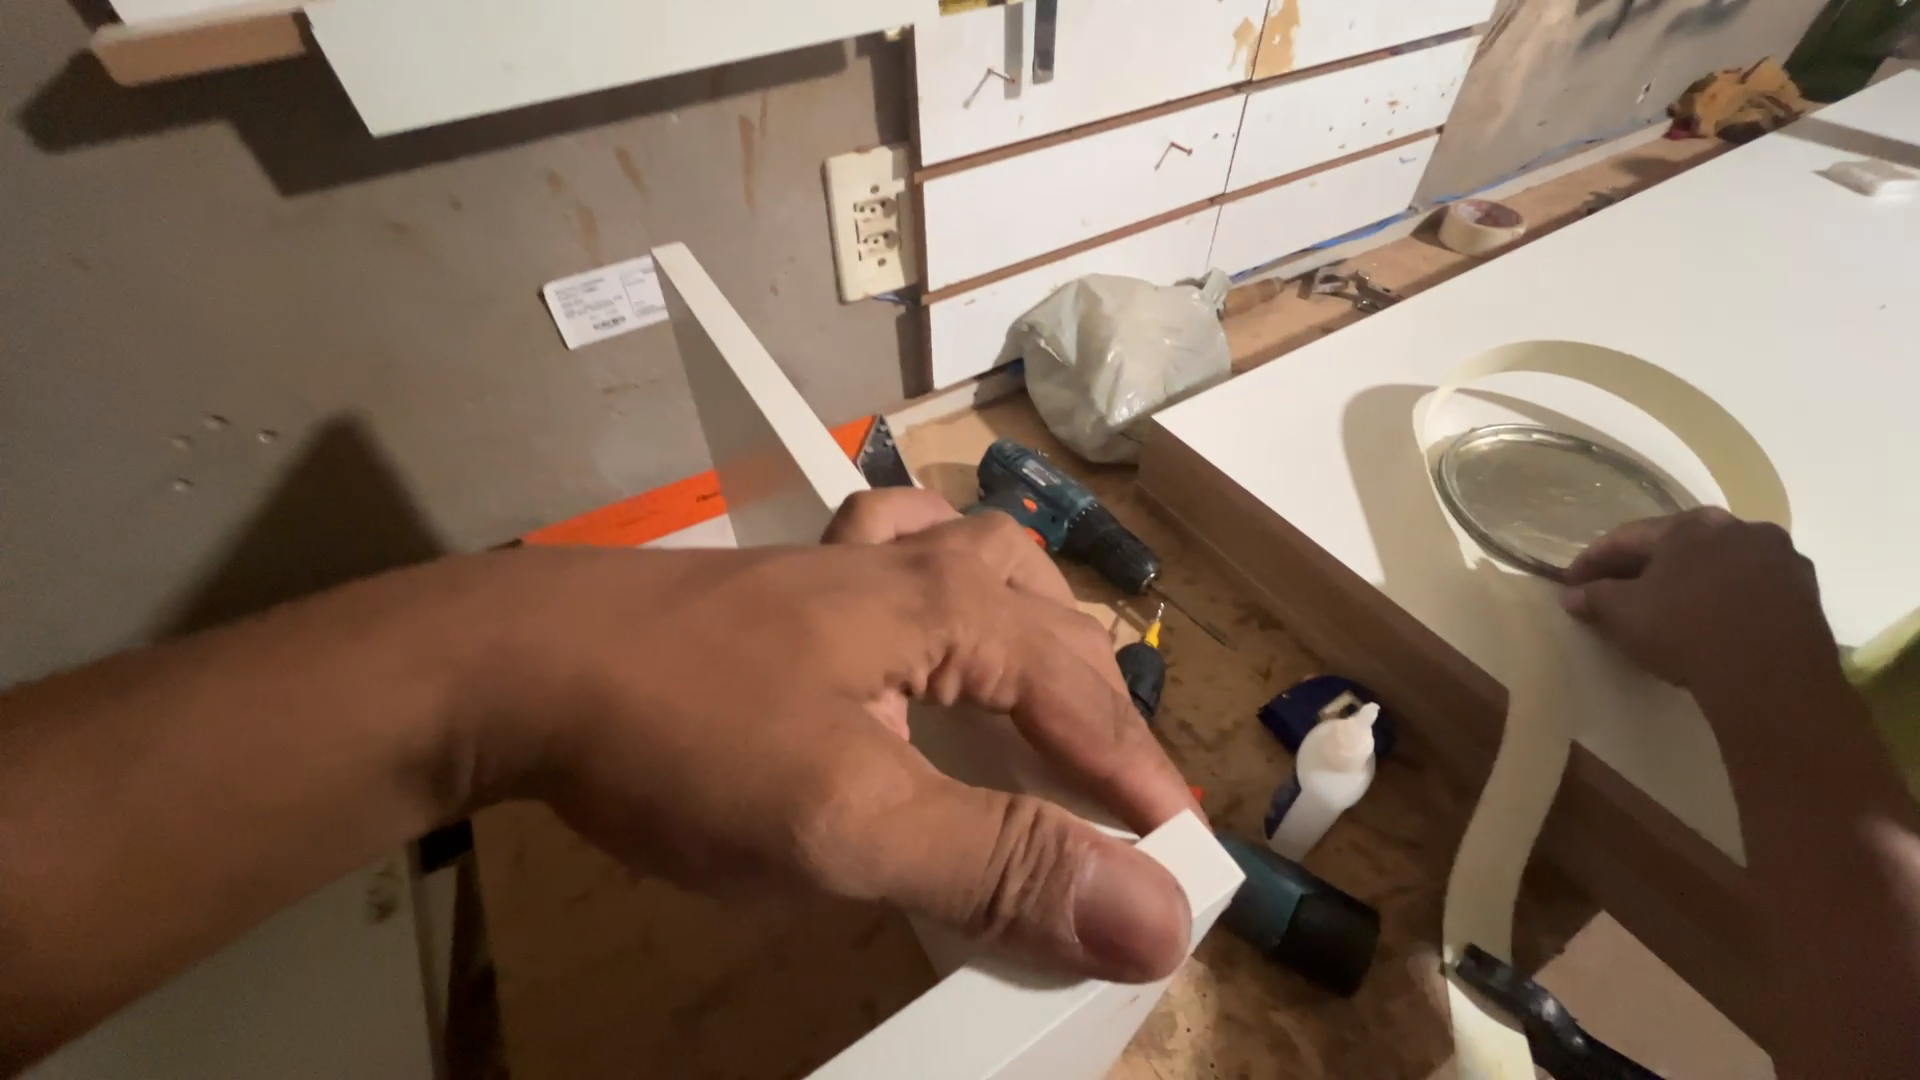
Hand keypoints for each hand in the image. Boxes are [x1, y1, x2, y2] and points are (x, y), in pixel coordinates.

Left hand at [481, 489, 1198, 982]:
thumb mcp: (850, 822)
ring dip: (1043, 626)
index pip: (1083, 700)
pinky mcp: (809, 571)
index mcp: (952, 611)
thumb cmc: (690, 739)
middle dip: (1102, 711)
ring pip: (994, 562)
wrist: (530, 664)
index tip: (1178, 860)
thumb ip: (996, 864)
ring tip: (1057, 690)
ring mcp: (858, 558)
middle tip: (1116, 795)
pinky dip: (952, 569)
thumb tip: (1146, 914)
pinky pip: (909, 540)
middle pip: (1052, 625)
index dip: (1139, 781)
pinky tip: (938, 596)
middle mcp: (922, 565)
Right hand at [1559, 507, 1836, 691]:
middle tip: (1611, 591)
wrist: (1770, 678)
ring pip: (1713, 563)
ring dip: (1681, 579)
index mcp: (1690, 525)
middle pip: (1674, 545)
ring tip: (1657, 605)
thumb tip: (1572, 595)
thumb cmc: (1683, 630)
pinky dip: (1718, 594)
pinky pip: (1746, 583)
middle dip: (1639, 567)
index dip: (1591, 561)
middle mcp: (1739, 528)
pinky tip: (1701, 617)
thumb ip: (1592, 596)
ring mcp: (1780, 557)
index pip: (1625, 537)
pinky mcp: (1805, 590)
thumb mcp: (1619, 612)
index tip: (1570, 583)